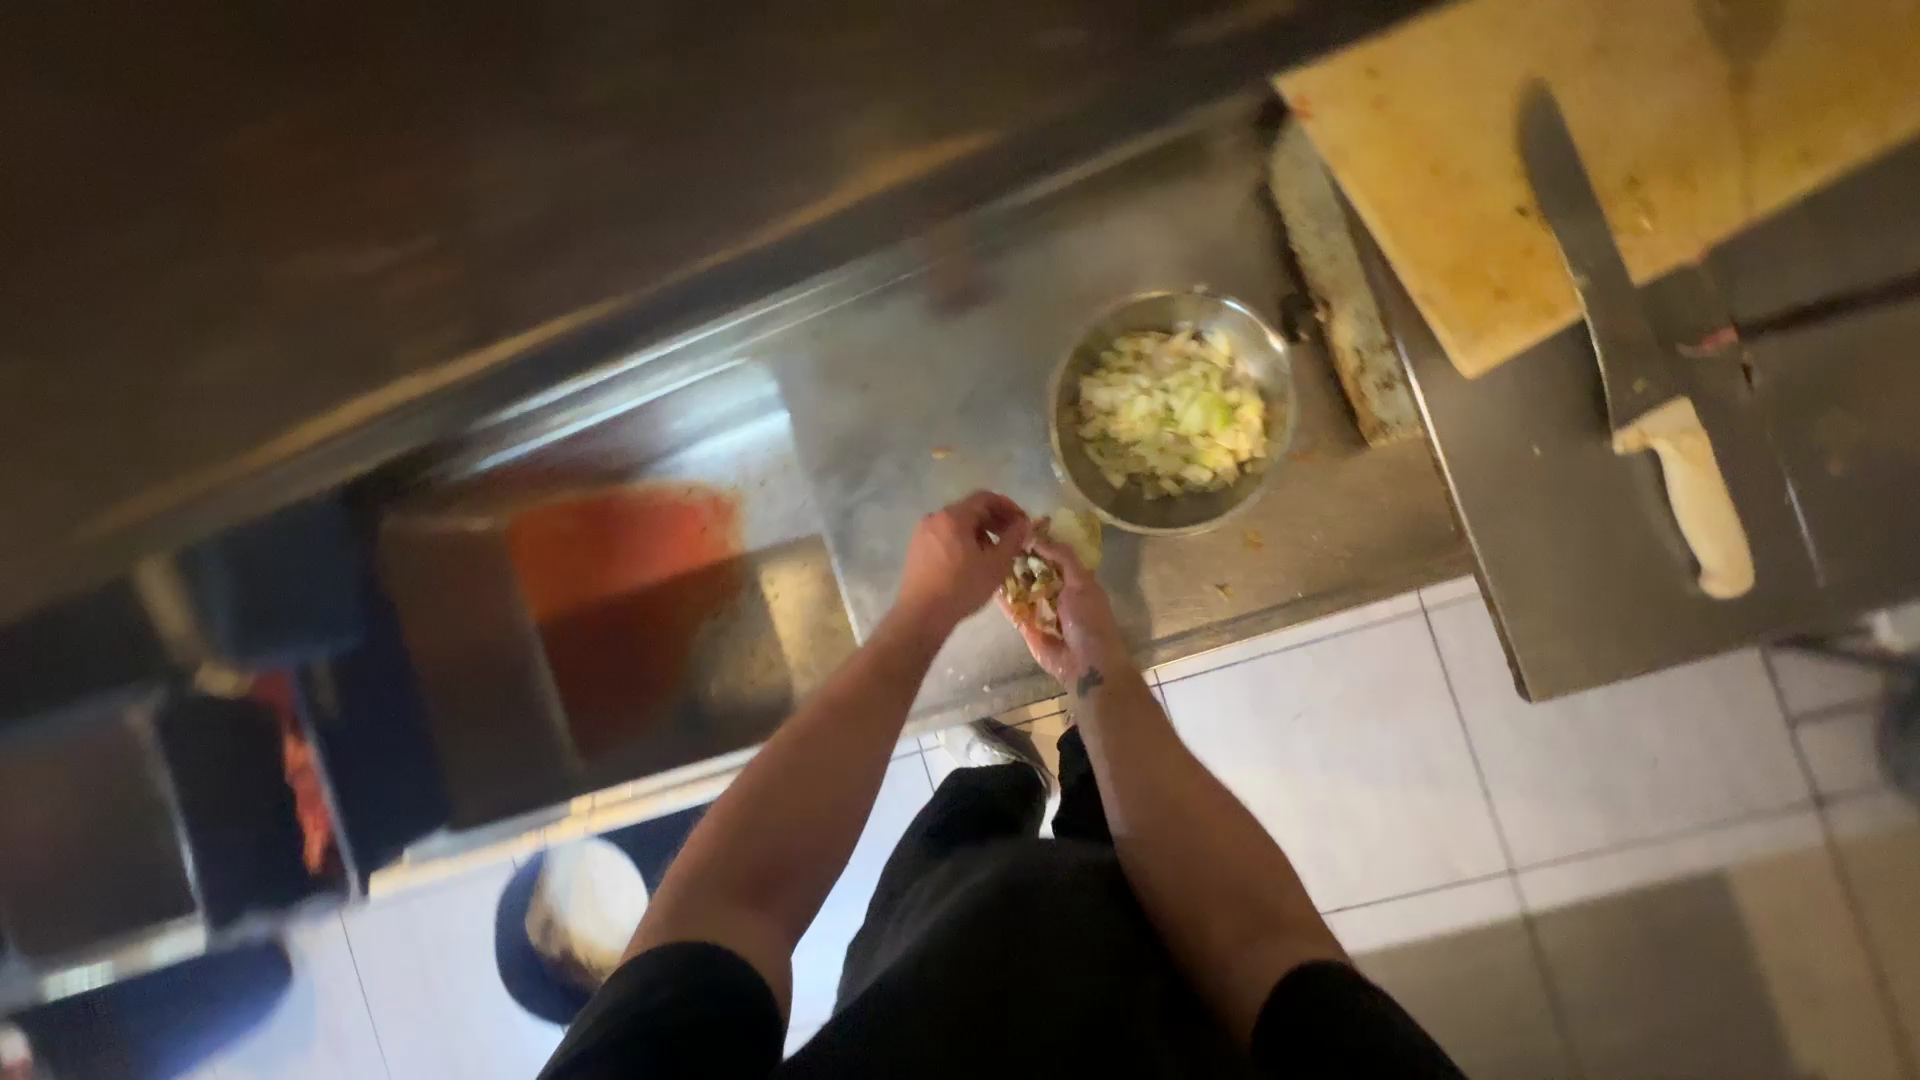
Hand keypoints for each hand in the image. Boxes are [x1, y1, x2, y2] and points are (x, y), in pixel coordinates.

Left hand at [895, 491, 1031, 632]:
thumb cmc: (962, 587)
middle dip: (994, 520)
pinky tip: (970, 562)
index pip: (985, 498)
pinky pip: (944, 536)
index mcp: (954, 516)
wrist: (922, 614)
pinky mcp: (916, 549)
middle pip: (970, 510)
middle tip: (1012, 538)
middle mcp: (935, 517)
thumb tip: (1024, 523)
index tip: (1022, 522)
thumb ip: (1013, 539)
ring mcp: (922, 533)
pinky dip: (962, 541)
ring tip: (993, 554)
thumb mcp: (996, 564)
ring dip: (979, 532)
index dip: (1008, 506)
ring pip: (957, 524)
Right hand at [999, 536, 1127, 693]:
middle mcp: (1055, 592)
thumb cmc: (1089, 620)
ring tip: (988, 557)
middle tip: (997, 542)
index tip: (1017, 528)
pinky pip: (1012, 609)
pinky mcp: (1026, 626)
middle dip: (1018, 558)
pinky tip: (986, 582)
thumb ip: (1062, 557)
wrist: (1087, 664)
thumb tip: (1038, 537)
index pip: (1053, 555)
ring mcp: (1039, 609)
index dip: (1038, 542)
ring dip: (1007, 575)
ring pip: (1020, 588)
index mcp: (1074, 580)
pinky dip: (1001, 598)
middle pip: (1033, 570)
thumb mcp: (1082, 582)